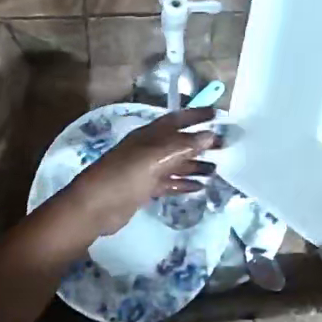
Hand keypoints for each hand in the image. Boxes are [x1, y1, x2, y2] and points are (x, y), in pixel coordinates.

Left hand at [51, 107, 218, 240]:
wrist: (95, 206)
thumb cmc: (124, 175)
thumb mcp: (154, 157)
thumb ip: (182, 146)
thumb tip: (209, 135)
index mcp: (149, 135)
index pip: (177, 119)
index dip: (196, 115)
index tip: (218, 114)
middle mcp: (148, 149)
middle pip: (179, 142)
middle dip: (201, 142)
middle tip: (226, 146)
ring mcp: (146, 170)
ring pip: (176, 164)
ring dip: (195, 165)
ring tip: (218, 169)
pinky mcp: (144, 189)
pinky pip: (169, 183)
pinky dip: (184, 184)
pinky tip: (200, 187)